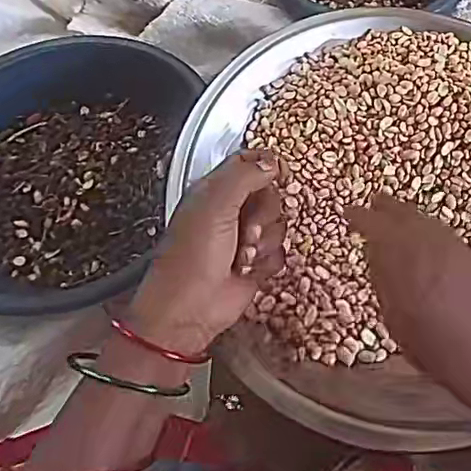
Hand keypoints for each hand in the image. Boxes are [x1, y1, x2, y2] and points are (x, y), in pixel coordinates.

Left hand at [126, 150, 284, 353]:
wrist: (189, 310)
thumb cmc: (191, 258)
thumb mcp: (215, 206)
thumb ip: (244, 176)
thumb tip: (270, 160)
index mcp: (214, 190)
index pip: (248, 162)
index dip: (266, 166)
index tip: (279, 174)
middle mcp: (230, 210)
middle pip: (270, 194)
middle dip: (265, 214)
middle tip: (248, 230)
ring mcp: (244, 237)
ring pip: (279, 224)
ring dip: (265, 242)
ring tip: (243, 256)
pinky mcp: (256, 263)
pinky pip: (280, 252)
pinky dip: (268, 262)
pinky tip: (248, 271)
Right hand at [346, 194, 470, 405]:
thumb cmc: (430, 344)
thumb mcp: (394, 315)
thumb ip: (383, 279)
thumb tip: (375, 253)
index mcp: (401, 256)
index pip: (374, 225)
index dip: (360, 217)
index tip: (349, 213)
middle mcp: (427, 243)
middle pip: (402, 214)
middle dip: (386, 207)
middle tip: (373, 202)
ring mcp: (451, 246)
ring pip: (423, 219)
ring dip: (407, 214)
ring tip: (395, 214)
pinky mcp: (468, 254)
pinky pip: (440, 229)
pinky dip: (426, 226)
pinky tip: (424, 234)